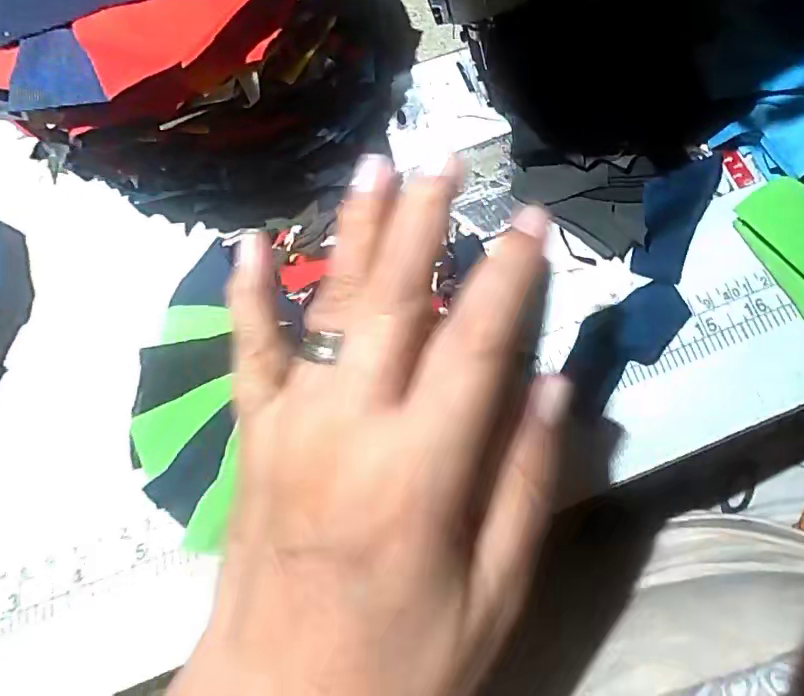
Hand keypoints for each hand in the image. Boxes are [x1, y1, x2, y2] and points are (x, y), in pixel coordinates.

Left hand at [175, 156, 567, 695]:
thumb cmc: (405, 665)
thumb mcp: (496, 591)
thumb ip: (528, 478)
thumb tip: (556, 381)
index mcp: (420, 472)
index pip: (477, 344)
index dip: (510, 274)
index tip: (534, 219)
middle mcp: (349, 430)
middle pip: (392, 301)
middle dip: (424, 220)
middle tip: (448, 158)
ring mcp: (289, 429)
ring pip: (325, 307)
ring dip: (354, 229)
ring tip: (376, 165)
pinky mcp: (252, 442)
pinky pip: (248, 355)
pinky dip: (247, 293)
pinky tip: (251, 239)